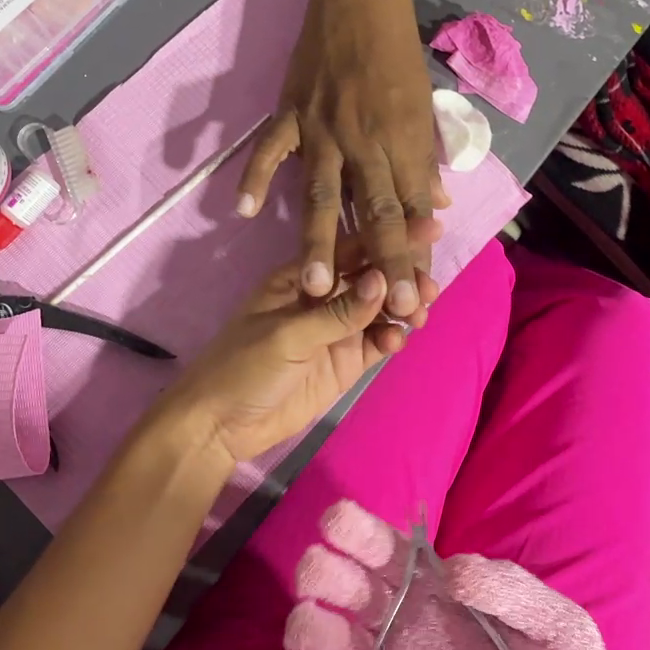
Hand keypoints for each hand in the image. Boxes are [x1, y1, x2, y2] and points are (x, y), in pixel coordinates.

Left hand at [152, 219, 443, 465]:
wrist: (219, 424)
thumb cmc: (242, 365)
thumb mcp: (287, 335)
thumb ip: (337, 311)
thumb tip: (384, 278)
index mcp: (302, 276)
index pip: (351, 248)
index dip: (387, 236)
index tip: (428, 226)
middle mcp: (323, 297)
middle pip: (373, 277)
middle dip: (403, 275)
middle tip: (430, 283)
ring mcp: (336, 330)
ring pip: (380, 310)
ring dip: (402, 308)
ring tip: (419, 313)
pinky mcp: (344, 362)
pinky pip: (375, 343)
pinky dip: (391, 338)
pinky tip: (398, 341)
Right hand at [237, 0, 449, 323]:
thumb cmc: (397, 51)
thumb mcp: (423, 103)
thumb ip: (425, 157)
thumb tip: (433, 205)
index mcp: (403, 139)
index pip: (411, 207)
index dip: (416, 254)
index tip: (419, 300)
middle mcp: (365, 140)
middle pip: (375, 211)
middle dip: (382, 264)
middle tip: (386, 314)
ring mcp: (322, 128)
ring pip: (323, 193)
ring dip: (321, 241)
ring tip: (316, 287)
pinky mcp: (289, 112)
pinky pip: (269, 150)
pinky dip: (255, 178)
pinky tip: (242, 212)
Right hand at [280, 500, 628, 649]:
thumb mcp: (561, 628)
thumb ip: (511, 587)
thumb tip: (448, 569)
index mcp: (436, 591)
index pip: (386, 548)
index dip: (355, 527)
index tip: (337, 523)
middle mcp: (401, 625)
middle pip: (343, 582)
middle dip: (321, 567)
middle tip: (323, 575)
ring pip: (324, 636)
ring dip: (306, 624)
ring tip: (313, 631)